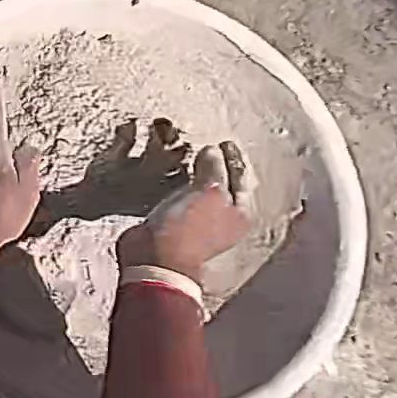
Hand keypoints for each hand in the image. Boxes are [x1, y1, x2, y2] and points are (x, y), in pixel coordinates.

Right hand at [117, 142, 252, 285]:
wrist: (156, 255)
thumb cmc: (189, 226)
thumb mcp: (209, 192)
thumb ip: (214, 169)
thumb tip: (213, 151)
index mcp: (240, 213)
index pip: (240, 178)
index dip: (233, 158)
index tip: (224, 141)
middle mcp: (224, 218)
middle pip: (224, 185)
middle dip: (216, 167)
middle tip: (207, 147)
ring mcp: (199, 222)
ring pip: (201, 191)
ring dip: (195, 175)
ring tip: (187, 157)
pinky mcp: (175, 223)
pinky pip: (181, 196)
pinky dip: (178, 184)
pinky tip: (170, 176)